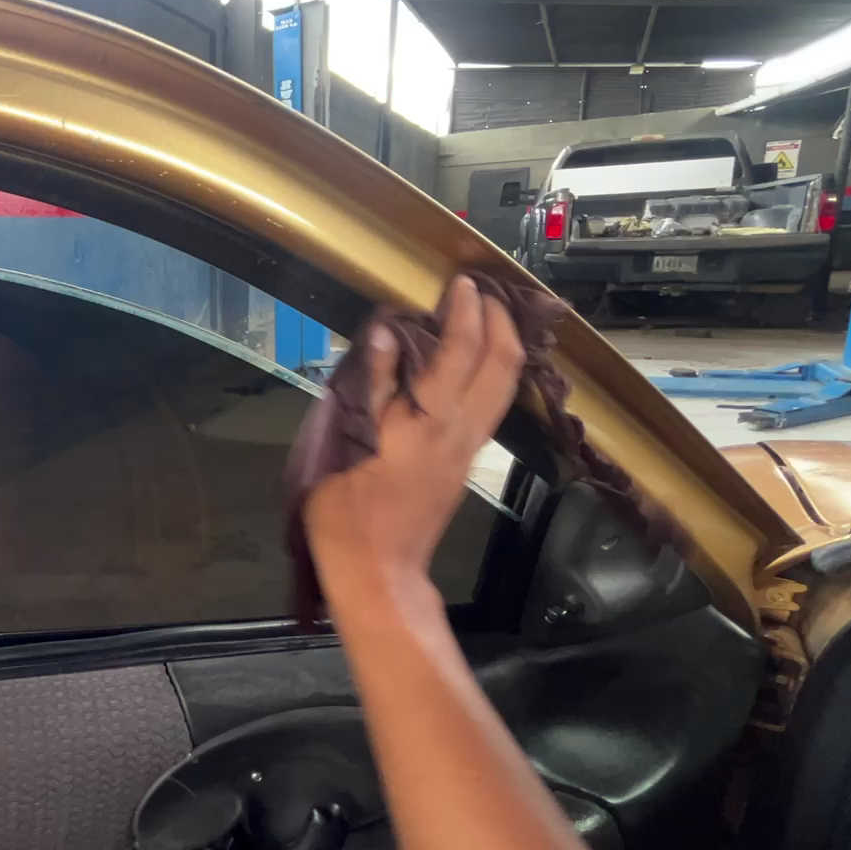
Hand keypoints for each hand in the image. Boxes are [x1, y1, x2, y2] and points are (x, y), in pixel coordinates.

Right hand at [303, 276, 525, 624]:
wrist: (377, 568)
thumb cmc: (345, 510)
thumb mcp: (344, 445)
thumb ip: (369, 388)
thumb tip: (383, 333)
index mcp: (427, 422)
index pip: (460, 351)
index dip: (466, 312)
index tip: (462, 281)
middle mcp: (460, 430)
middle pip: (503, 364)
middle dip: (501, 320)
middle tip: (485, 290)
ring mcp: (468, 449)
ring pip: (507, 385)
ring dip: (505, 344)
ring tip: (490, 316)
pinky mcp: (464, 463)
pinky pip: (493, 404)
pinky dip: (494, 371)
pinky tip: (476, 364)